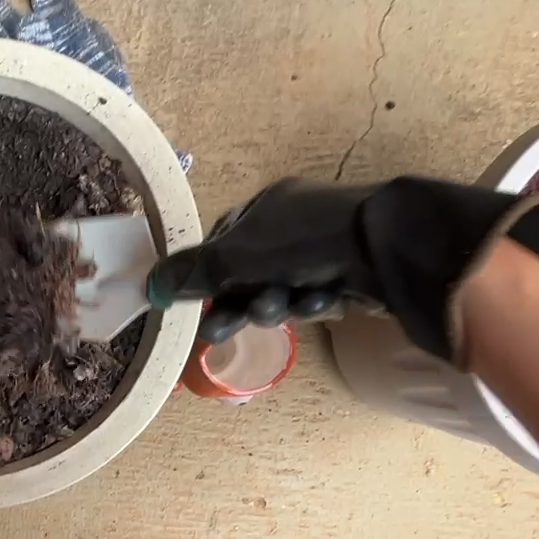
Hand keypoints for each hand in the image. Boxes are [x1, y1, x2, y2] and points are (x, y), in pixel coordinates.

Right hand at [147, 177, 538, 361]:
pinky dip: (311, 303)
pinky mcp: (351, 271)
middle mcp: (292, 224)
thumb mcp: (232, 257)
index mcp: (264, 208)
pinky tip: (322, 300)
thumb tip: (149, 284)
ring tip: (284, 307)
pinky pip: (314, 295)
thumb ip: (190, 273)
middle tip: (224, 330)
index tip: (199, 307)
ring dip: (274, 306)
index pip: (221, 247)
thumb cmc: (300, 241)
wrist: (388, 245)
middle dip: (239, 304)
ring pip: (279, 290)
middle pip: (246, 276)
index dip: (207, 280)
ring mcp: (324, 247)